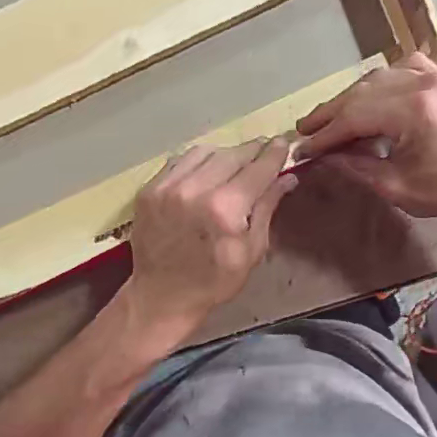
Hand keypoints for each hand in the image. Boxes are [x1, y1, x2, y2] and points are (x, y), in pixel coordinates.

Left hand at [121, 138, 297, 337]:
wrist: (162, 295)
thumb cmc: (214, 281)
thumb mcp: (252, 250)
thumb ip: (267, 208)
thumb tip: (286, 177)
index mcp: (224, 209)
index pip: (257, 169)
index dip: (273, 153)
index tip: (283, 142)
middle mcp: (194, 190)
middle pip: (232, 155)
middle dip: (251, 150)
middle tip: (263, 149)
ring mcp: (167, 187)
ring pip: (204, 152)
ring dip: (224, 153)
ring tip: (234, 162)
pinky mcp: (149, 189)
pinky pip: (179, 161)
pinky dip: (197, 160)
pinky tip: (205, 169)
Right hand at [295, 53, 436, 234]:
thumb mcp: (393, 185)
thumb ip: (354, 165)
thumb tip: (321, 156)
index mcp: (413, 111)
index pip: (354, 116)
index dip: (324, 133)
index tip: (302, 147)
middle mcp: (424, 84)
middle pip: (362, 92)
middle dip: (332, 112)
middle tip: (307, 130)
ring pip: (381, 77)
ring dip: (353, 96)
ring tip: (333, 116)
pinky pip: (408, 68)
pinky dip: (385, 79)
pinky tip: (374, 94)